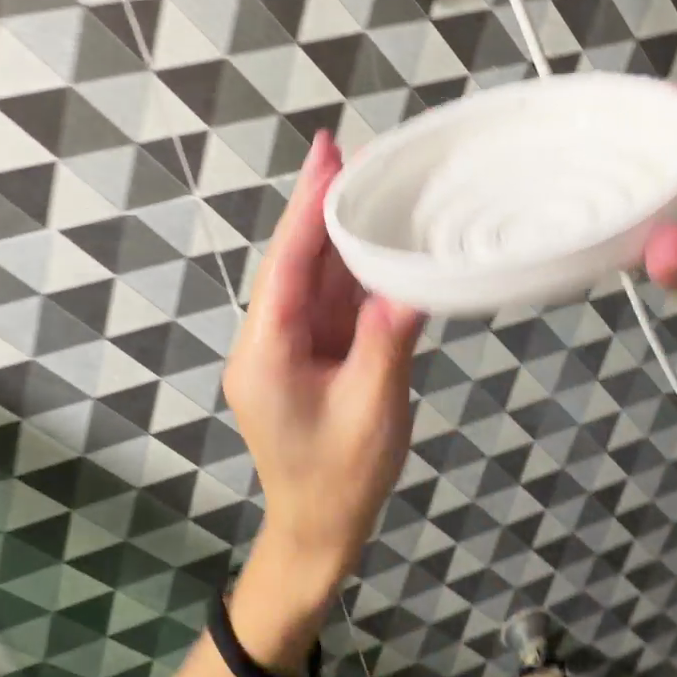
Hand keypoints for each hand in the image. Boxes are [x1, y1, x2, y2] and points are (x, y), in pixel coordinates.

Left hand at [223, 131, 425, 584]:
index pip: (286, 266)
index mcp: (268, 352)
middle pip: (296, 259)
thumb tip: (407, 286)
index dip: (306, 207)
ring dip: (339, 228)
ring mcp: (293, 342)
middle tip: (350, 149)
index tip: (325, 156)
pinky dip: (355, 263)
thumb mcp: (370, 412)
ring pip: (315, 273)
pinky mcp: (316, 348)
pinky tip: (377, 233)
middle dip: (321, 203)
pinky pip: (334, 296)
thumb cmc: (340, 476)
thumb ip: (385, 345)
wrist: (321, 527)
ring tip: (369, 178)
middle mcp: (272, 337)